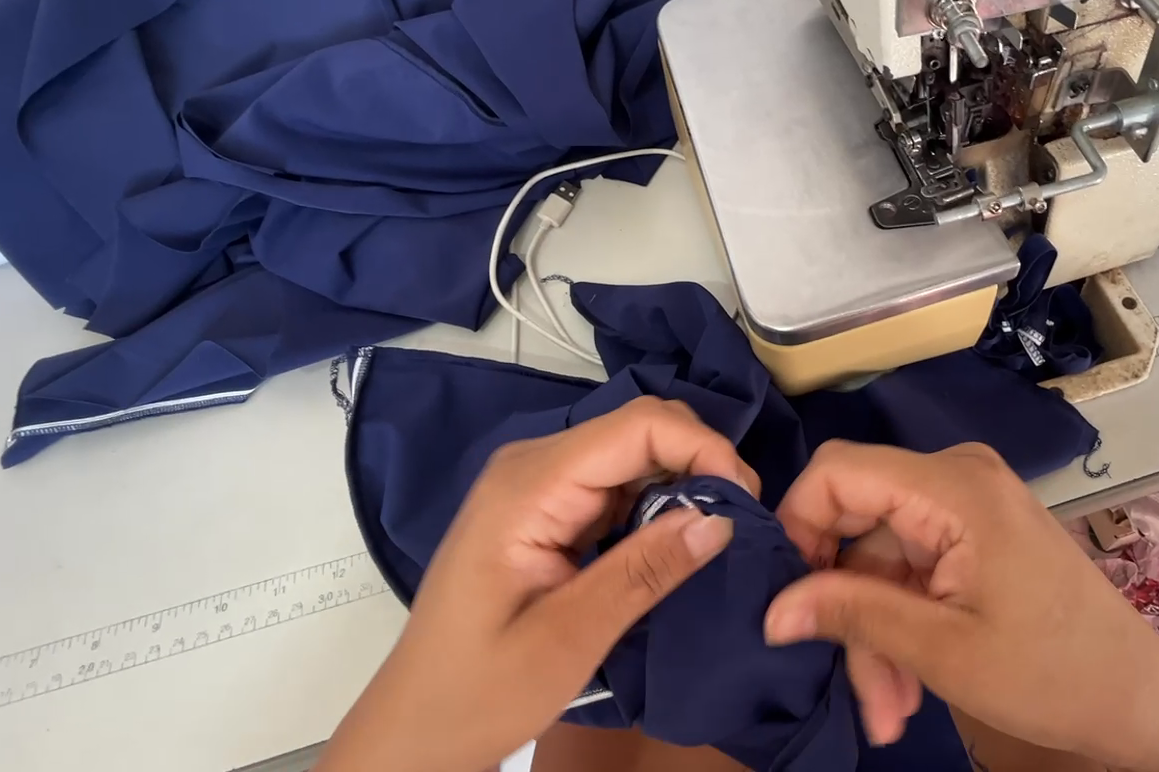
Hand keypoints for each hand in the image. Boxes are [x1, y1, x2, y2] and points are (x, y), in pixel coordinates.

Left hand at [318, 397, 759, 771]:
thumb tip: (722, 518)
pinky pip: (619, 482)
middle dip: (699, 460)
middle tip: (740, 518)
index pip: (637, 425)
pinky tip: (677, 537)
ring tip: (718, 530)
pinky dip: (659, 501)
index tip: (744, 499)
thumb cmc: (477, 693)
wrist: (414, 732)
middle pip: (638, 428)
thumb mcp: (568, 639)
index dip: (701, 447)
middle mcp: (536, 463)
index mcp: (531, 483)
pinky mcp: (550, 505)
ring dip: (684, 481)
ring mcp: (541, 482)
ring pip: (635, 451)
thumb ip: (645, 570)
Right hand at [762, 442, 1158, 771]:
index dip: (799, 522)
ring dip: (874, 629)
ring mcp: (966, 503)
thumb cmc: (1052, 673)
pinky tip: (905, 688)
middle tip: (837, 675)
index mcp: (951, 485)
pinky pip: (911, 564)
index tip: (786, 594)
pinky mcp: (973, 531)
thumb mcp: (942, 651)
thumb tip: (771, 611)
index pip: (839, 470)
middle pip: (858, 518)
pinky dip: (901, 619)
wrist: (1142, 702)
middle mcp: (955, 475)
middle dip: (843, 599)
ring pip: (880, 554)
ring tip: (886, 711)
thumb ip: (851, 614)